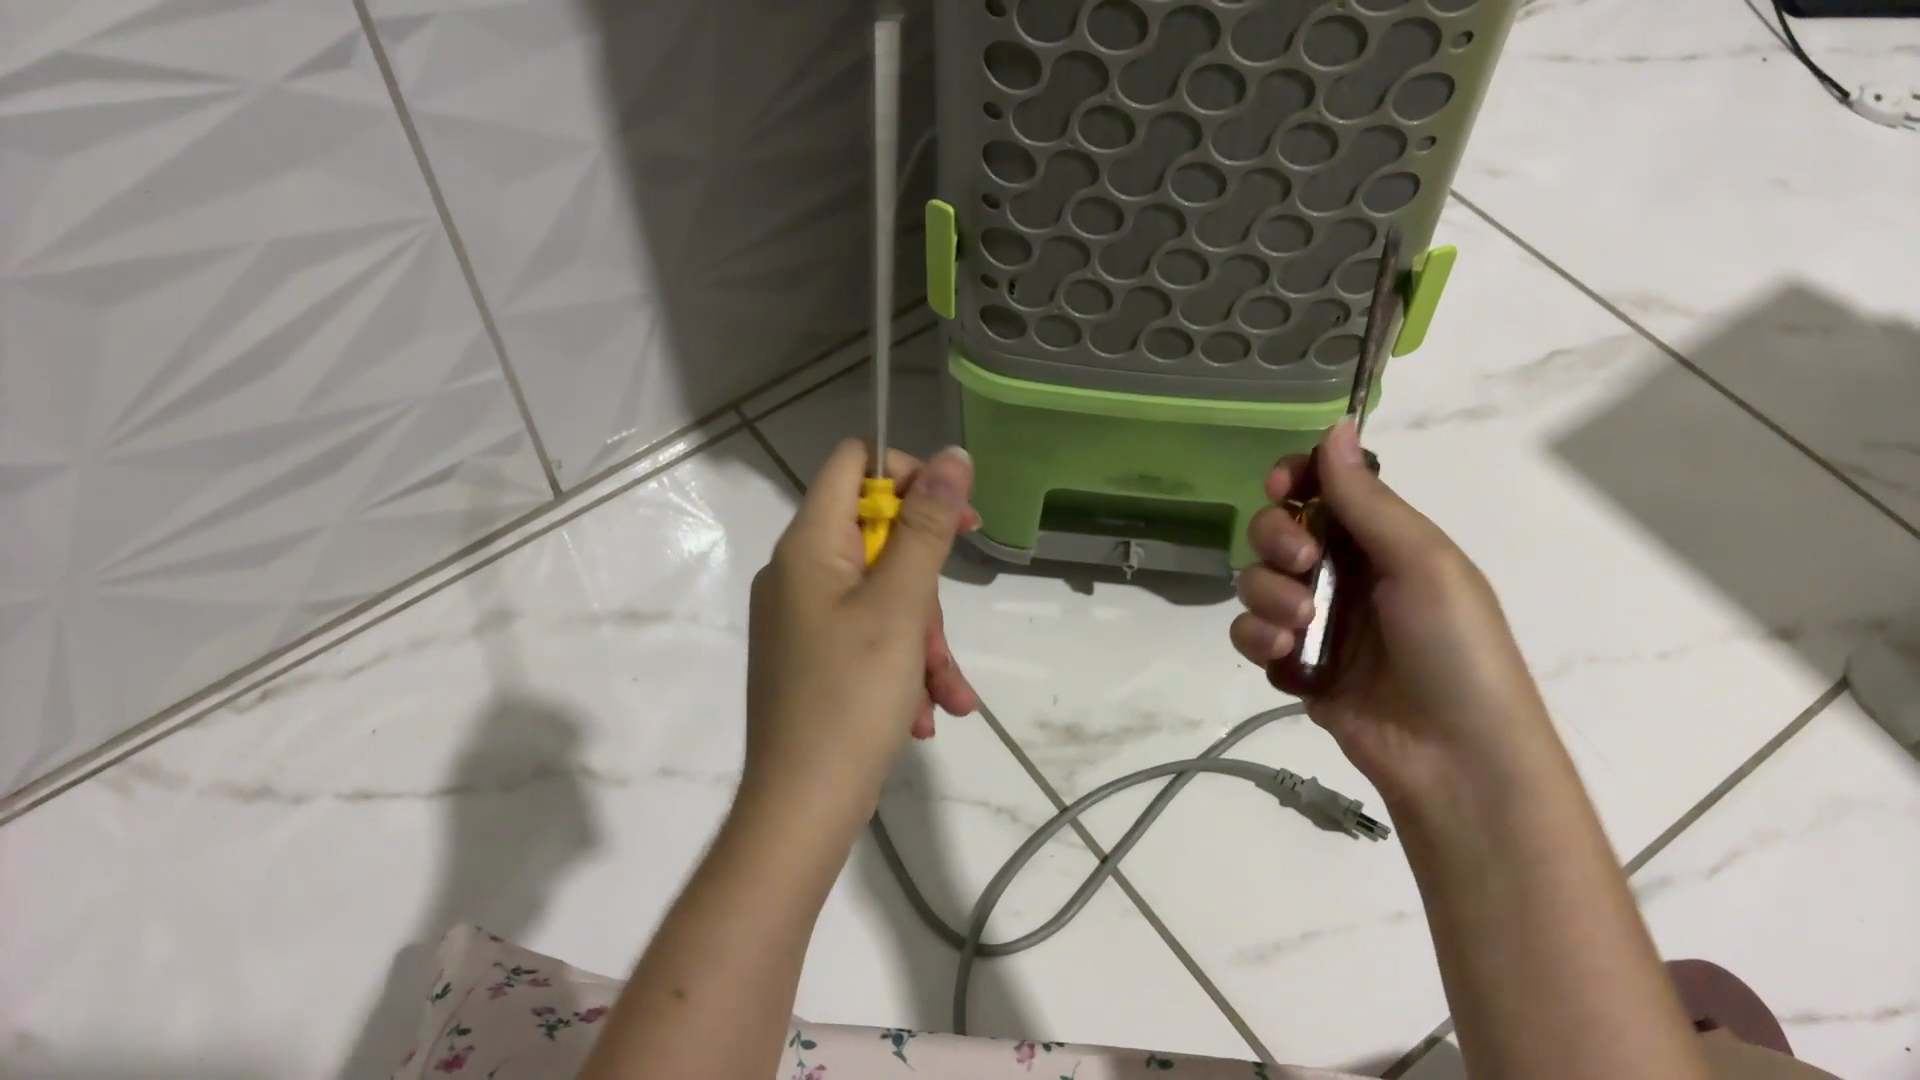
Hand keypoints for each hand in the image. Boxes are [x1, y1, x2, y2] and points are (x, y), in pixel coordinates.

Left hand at [743, 440, 979, 813]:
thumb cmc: (851, 697)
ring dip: (925, 641)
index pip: (854, 464)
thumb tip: (953, 455)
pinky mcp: (814, 659)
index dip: (907, 476)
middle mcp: (799, 573)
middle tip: (944, 632)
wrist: (801, 806)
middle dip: (925, 586)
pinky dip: (904, 668)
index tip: (953, 515)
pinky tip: (930, 713)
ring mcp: (804, 619)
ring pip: (884, 597)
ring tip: (948, 694)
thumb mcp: (900, 606)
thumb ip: (927, 527)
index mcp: (808, 545)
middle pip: (877, 538)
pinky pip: (870, 639)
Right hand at [1230, 420, 1554, 804]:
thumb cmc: (1455, 649)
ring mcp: (1315, 620)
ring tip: (1299, 626)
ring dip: (1267, 595)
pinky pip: (1250, 633)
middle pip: (1278, 530)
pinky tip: (1284, 654)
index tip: (1282, 487)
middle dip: (1276, 539)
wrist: (1454, 757)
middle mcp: (1344, 573)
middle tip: (1302, 563)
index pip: (1325, 490)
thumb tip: (1336, 426)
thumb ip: (1368, 500)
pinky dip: (1257, 637)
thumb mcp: (1423, 563)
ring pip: (1255, 582)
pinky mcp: (1292, 664)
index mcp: (1383, 541)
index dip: (1296, 479)